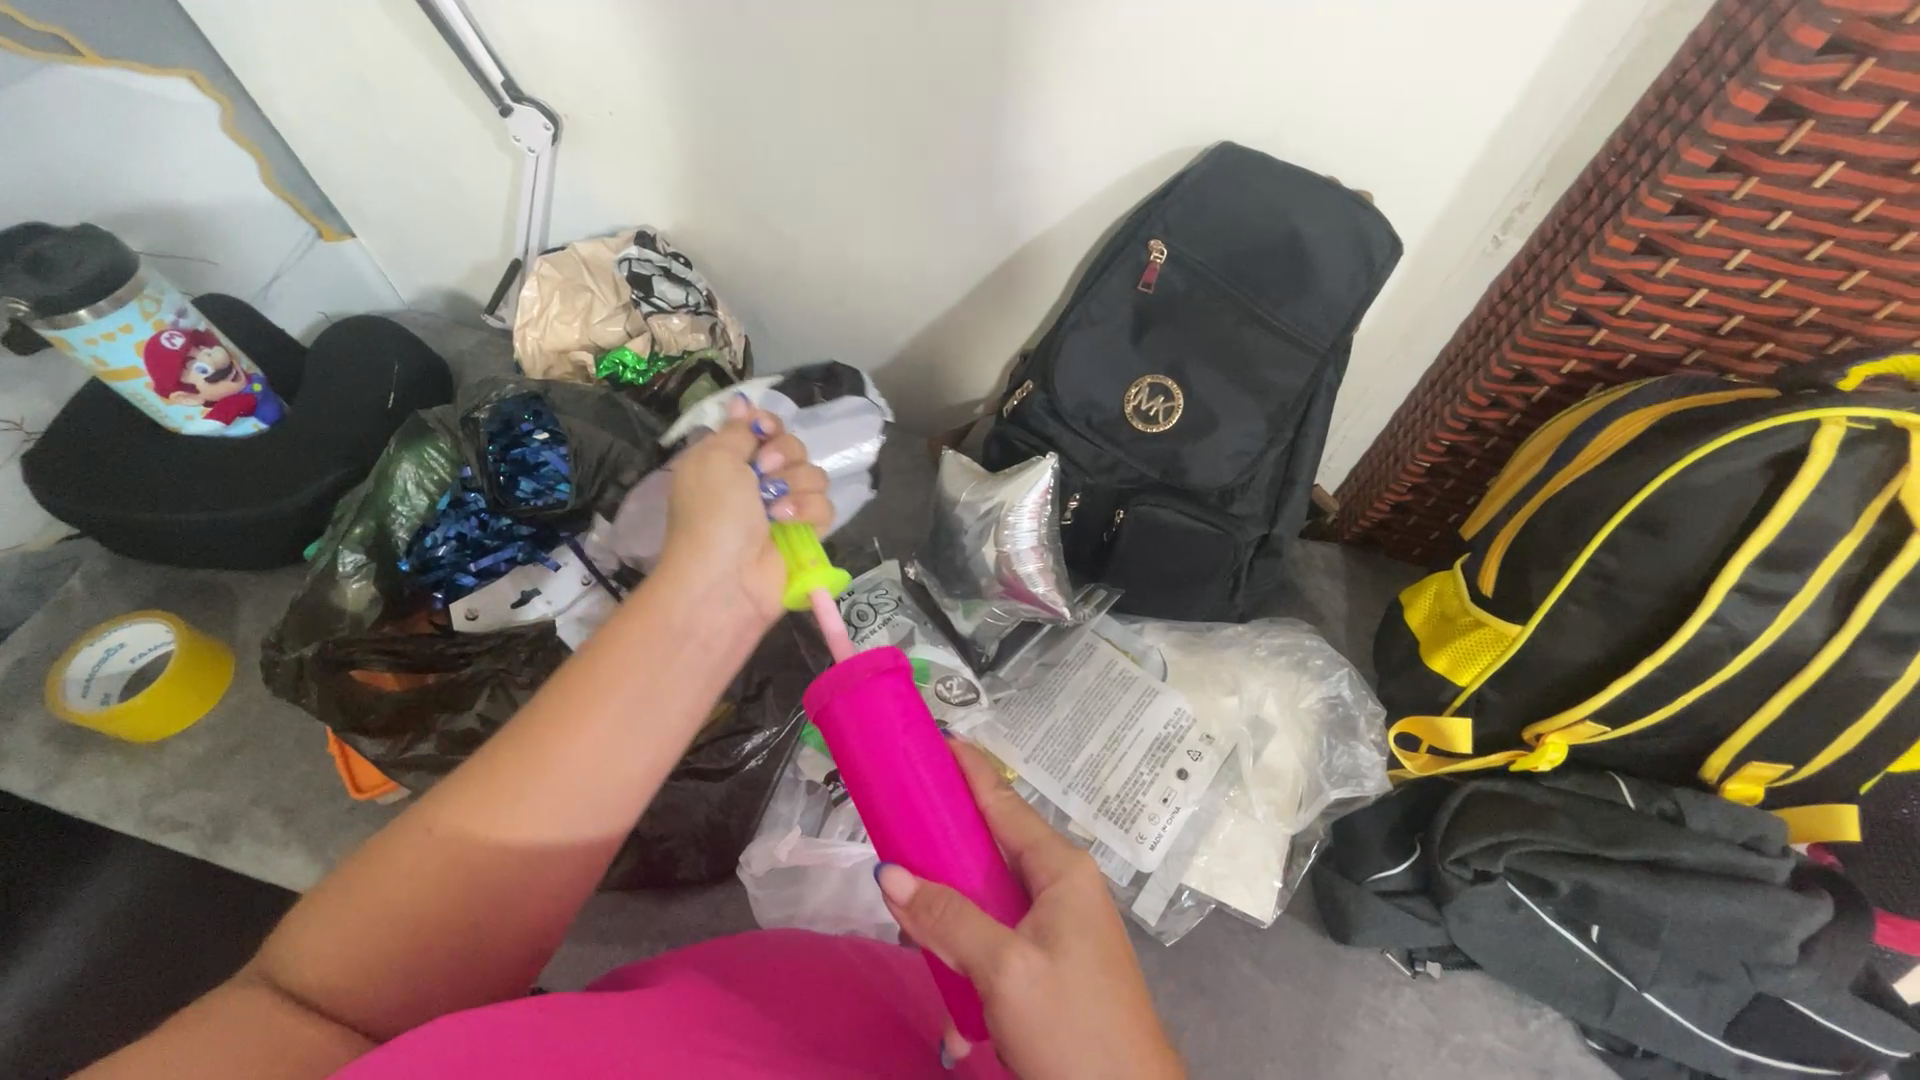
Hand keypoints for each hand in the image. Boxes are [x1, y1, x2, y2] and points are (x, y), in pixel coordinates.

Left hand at [659, 394, 832, 624]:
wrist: (725, 575)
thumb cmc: (712, 513)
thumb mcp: (714, 458)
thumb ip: (738, 430)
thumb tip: (743, 402)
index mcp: (728, 460)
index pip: (764, 427)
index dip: (769, 425)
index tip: (764, 430)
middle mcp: (757, 481)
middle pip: (794, 446)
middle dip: (784, 455)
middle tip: (765, 472)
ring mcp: (783, 507)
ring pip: (814, 475)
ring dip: (795, 486)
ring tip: (773, 508)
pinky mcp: (805, 533)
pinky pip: (825, 506)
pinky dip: (807, 511)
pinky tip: (786, 523)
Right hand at [877, 742, 1184, 1078]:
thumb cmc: (1074, 1026)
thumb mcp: (1004, 969)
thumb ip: (948, 918)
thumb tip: (890, 873)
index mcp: (1062, 869)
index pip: (1006, 803)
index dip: (971, 770)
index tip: (938, 740)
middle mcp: (1064, 885)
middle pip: (996, 841)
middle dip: (949, 826)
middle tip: (901, 808)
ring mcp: (1061, 923)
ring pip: (993, 886)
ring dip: (952, 882)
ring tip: (907, 868)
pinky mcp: (1052, 957)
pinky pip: (999, 922)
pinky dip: (966, 923)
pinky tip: (938, 937)